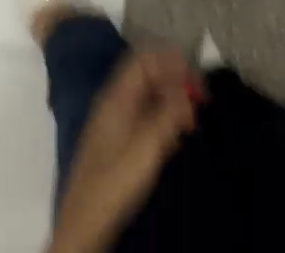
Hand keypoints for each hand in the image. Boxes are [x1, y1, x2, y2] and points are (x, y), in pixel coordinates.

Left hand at [48, 50, 201, 252]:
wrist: (84, 226)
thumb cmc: (115, 182)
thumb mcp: (148, 145)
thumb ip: (170, 111)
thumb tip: (188, 87)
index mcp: (116, 97)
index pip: (145, 59)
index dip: (172, 61)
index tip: (196, 78)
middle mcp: (114, 103)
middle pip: (148, 75)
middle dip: (176, 80)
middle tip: (200, 98)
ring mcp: (114, 122)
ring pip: (148, 96)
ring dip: (172, 100)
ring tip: (192, 119)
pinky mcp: (118, 141)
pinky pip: (145, 116)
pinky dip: (164, 118)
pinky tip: (176, 137)